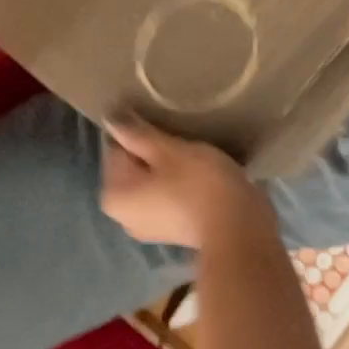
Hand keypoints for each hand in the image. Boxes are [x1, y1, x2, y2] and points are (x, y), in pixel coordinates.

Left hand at [99, 115, 271, 248]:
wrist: (237, 226)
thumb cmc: (200, 184)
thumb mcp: (171, 150)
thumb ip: (139, 134)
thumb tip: (111, 117)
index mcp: (114, 194)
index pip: (117, 149)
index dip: (143, 132)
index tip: (171, 124)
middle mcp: (122, 215)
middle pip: (136, 169)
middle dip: (158, 153)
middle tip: (190, 140)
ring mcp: (148, 227)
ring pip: (156, 185)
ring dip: (172, 171)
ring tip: (202, 158)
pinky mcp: (175, 232)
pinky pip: (173, 199)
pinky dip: (184, 188)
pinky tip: (207, 180)